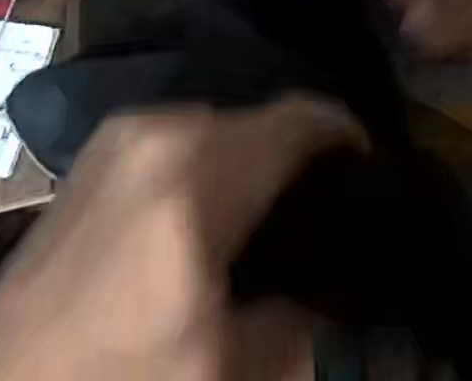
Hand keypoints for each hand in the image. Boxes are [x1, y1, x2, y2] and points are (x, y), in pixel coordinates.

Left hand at [0, 98, 361, 380]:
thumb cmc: (108, 379)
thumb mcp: (218, 369)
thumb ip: (296, 322)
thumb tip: (327, 293)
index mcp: (199, 175)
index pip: (300, 119)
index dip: (345, 135)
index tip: (368, 168)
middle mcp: (166, 130)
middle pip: (266, 117)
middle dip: (301, 152)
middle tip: (322, 202)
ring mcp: (127, 131)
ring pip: (227, 123)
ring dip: (258, 153)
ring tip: (270, 207)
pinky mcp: (103, 147)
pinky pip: (187, 134)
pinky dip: (217, 157)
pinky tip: (214, 206)